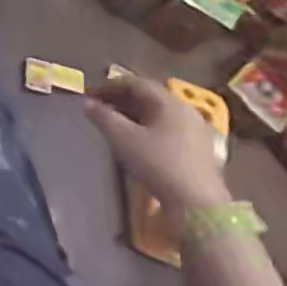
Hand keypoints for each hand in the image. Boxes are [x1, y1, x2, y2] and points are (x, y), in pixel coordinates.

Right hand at [84, 74, 232, 212]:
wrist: (196, 202)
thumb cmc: (157, 164)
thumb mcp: (123, 139)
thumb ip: (104, 118)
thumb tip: (87, 103)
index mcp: (168, 102)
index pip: (136, 83)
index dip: (110, 85)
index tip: (90, 94)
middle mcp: (185, 109)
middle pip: (149, 96)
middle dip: (122, 99)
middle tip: (100, 107)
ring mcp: (195, 128)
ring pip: (160, 112)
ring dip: (135, 113)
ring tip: (116, 123)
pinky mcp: (199, 146)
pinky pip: (169, 126)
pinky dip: (149, 125)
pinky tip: (139, 139)